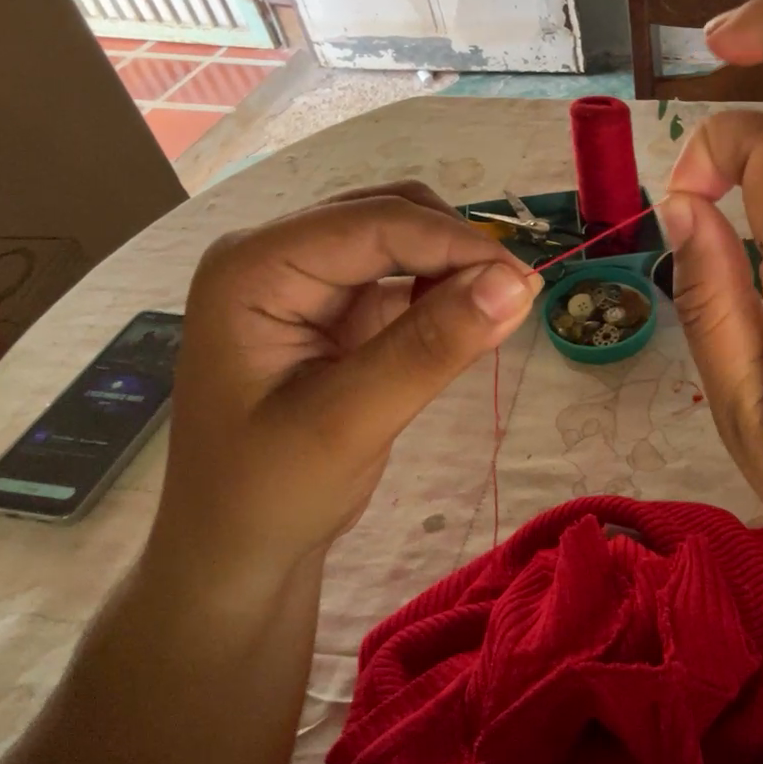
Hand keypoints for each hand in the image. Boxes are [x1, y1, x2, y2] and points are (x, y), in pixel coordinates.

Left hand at [151, 181, 540, 584]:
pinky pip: (402, 274)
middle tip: (514, 301)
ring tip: (493, 314)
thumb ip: (430, 348)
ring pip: (401, 237)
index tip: (525, 285)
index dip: (456, 243)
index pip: (374, 223)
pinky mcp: (335, 308)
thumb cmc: (270, 492)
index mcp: (254, 268)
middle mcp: (275, 256)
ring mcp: (305, 280)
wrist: (237, 548)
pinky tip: (465, 323)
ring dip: (453, 265)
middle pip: (388, 214)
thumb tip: (517, 284)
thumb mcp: (350, 422)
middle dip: (456, 248)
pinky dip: (443, 290)